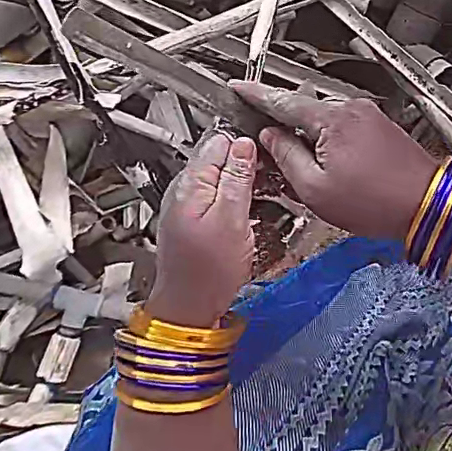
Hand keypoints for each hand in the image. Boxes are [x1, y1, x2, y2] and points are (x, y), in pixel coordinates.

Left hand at [149, 132, 257, 325]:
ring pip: (220, 180)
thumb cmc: (206, 273)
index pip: (219, 143)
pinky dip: (235, 204)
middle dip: (245, 167)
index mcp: (190, 183)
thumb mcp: (231, 220)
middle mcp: (184, 190)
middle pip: (219, 159)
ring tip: (260, 203)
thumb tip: (244, 146)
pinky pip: (218, 200)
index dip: (246, 147)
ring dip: (242, 186)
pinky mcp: (194, 221)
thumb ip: (237, 179)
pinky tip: (246, 217)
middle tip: (268, 184)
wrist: (189, 308)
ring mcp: (187, 205)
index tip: (266, 161)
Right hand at [230, 82, 437, 241]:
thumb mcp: (314, 188)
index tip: (239, 87)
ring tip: (310, 172)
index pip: (282, 100)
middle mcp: (351, 109)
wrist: (428, 206)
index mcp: (332, 119)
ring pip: (321, 121)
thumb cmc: (378, 202)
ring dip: (308, 139)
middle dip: (284, 128)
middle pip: (302, 110)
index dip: (255, 94)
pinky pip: (340, 127)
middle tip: (271, 153)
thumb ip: (285, 156)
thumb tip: (270, 137)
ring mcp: (366, 115)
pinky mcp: (377, 125)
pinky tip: (331, 168)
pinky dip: (327, 142)